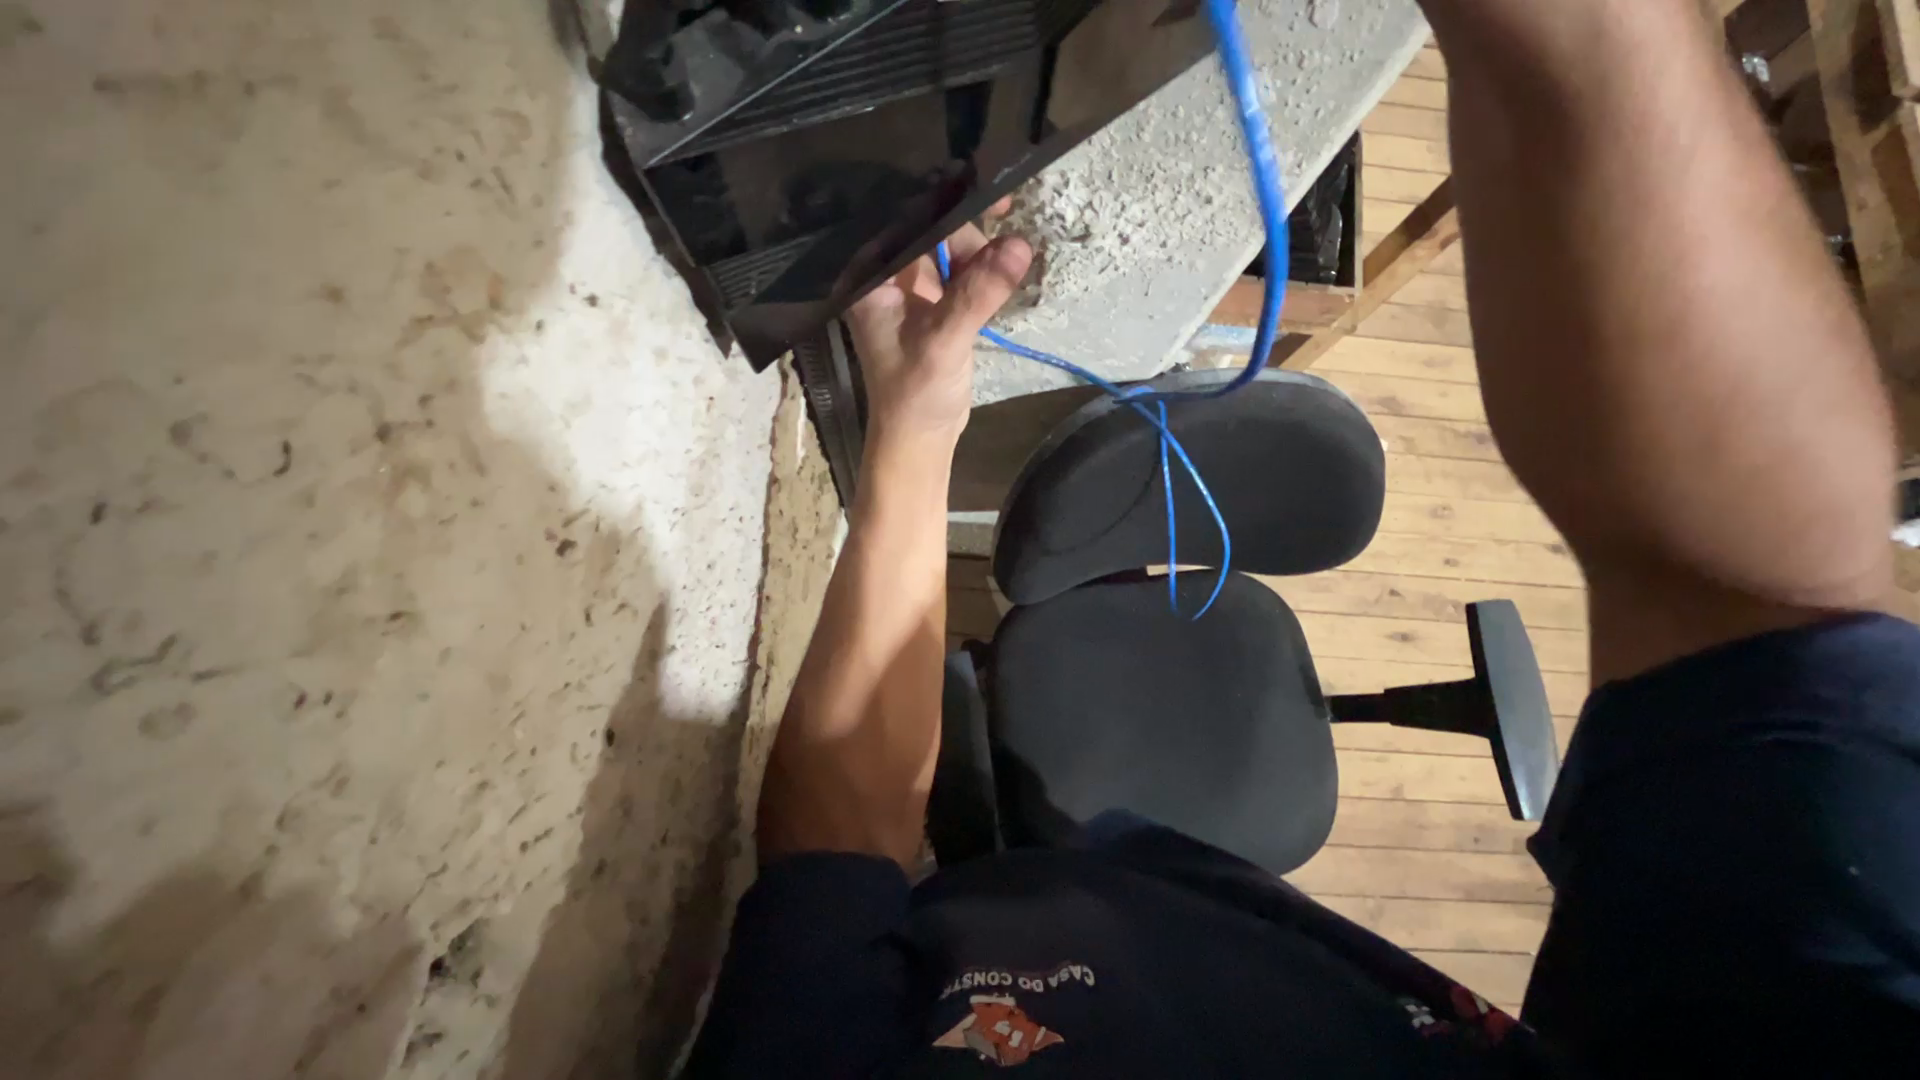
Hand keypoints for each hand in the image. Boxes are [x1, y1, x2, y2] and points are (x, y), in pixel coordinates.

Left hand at [847, 213, 1032, 444]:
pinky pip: (961, 272)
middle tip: (1005, 230)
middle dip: (968, 231)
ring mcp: (912, 290)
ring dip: (980, 253)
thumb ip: (978, 294)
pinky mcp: (934, 304)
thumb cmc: (916, 394)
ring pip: (950, 248)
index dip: (946, 202)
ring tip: (1004, 271)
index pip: (906, 223)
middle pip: (931, 230)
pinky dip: (982, 271)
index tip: (988, 189)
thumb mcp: (945, 341)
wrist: (920, 438)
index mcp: (871, 277)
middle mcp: (887, 276)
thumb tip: (1018, 246)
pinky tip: (1002, 274)